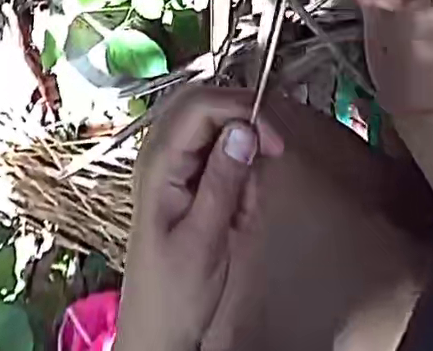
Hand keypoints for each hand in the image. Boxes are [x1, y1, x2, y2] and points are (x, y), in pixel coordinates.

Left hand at [115, 87, 283, 350]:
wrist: (157, 335)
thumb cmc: (175, 294)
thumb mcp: (204, 240)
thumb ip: (223, 180)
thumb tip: (244, 127)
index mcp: (159, 161)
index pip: (201, 104)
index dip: (241, 109)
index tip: (275, 140)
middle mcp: (161, 151)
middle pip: (207, 106)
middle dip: (243, 126)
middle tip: (269, 157)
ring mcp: (170, 162)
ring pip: (215, 127)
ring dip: (241, 157)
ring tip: (244, 207)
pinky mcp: (182, 176)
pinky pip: (216, 152)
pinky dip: (236, 173)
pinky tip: (237, 211)